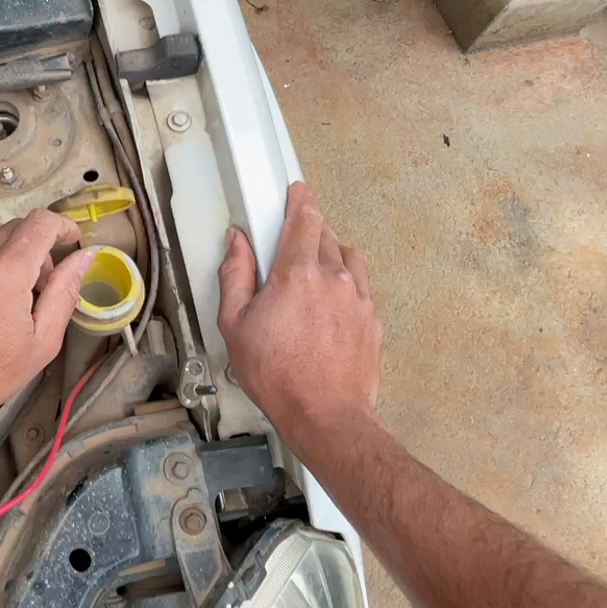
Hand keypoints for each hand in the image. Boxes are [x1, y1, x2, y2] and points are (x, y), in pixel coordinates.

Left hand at [0, 211, 94, 429]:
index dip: (61, 226)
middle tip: (41, 283)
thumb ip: (65, 292)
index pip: (39, 223)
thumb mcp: (42, 342)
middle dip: (36, 247)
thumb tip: (83, 257)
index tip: (69, 239)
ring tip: (9, 291)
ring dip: (7, 252)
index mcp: (4, 275)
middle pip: (15, 227)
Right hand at [217, 182, 382, 436]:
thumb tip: (237, 244)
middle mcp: (333, 279)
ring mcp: (358, 299)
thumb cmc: (277, 374)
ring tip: (310, 276)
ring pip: (347, 258)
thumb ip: (235, 275)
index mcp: (296, 274)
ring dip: (330, 256)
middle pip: (326, 235)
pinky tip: (327, 307)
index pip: (304, 220)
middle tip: (289, 245)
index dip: (300, 201)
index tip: (297, 191)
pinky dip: (344, 286)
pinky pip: (359, 288)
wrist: (325, 416)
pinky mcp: (372, 320)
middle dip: (309, 232)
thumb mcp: (234, 323)